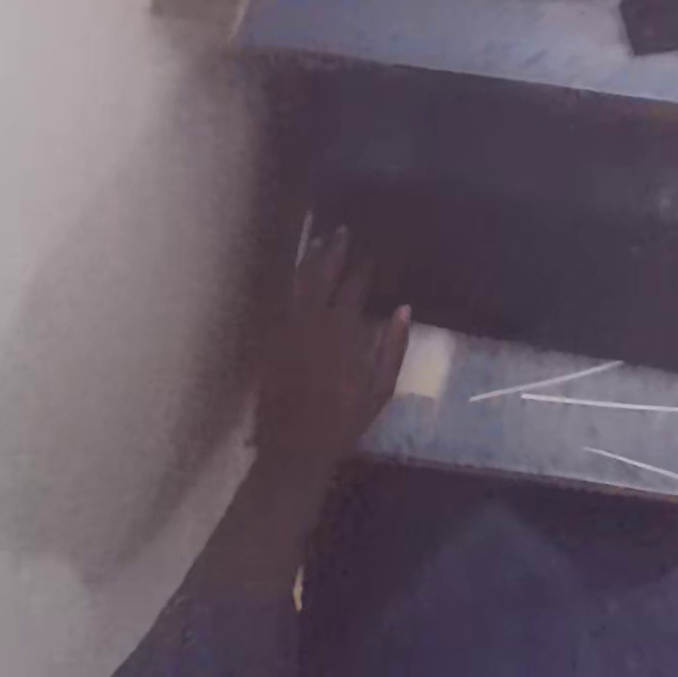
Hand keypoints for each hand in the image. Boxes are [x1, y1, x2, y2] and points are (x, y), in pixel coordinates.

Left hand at [256, 228, 409, 476]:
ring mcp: (289, 328)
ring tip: (319, 239)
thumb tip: (403, 309)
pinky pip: (284, 300)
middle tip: (341, 230)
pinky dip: (293, 281)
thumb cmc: (344, 421)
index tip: (371, 253)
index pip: (354, 287)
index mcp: (344, 333)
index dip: (363, 268)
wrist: (295, 446)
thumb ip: (394, 346)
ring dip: (310, 259)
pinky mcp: (273, 338)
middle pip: (322, 275)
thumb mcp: (381, 389)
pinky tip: (299, 272)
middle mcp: (313, 323)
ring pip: (298, 283)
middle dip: (333, 250)